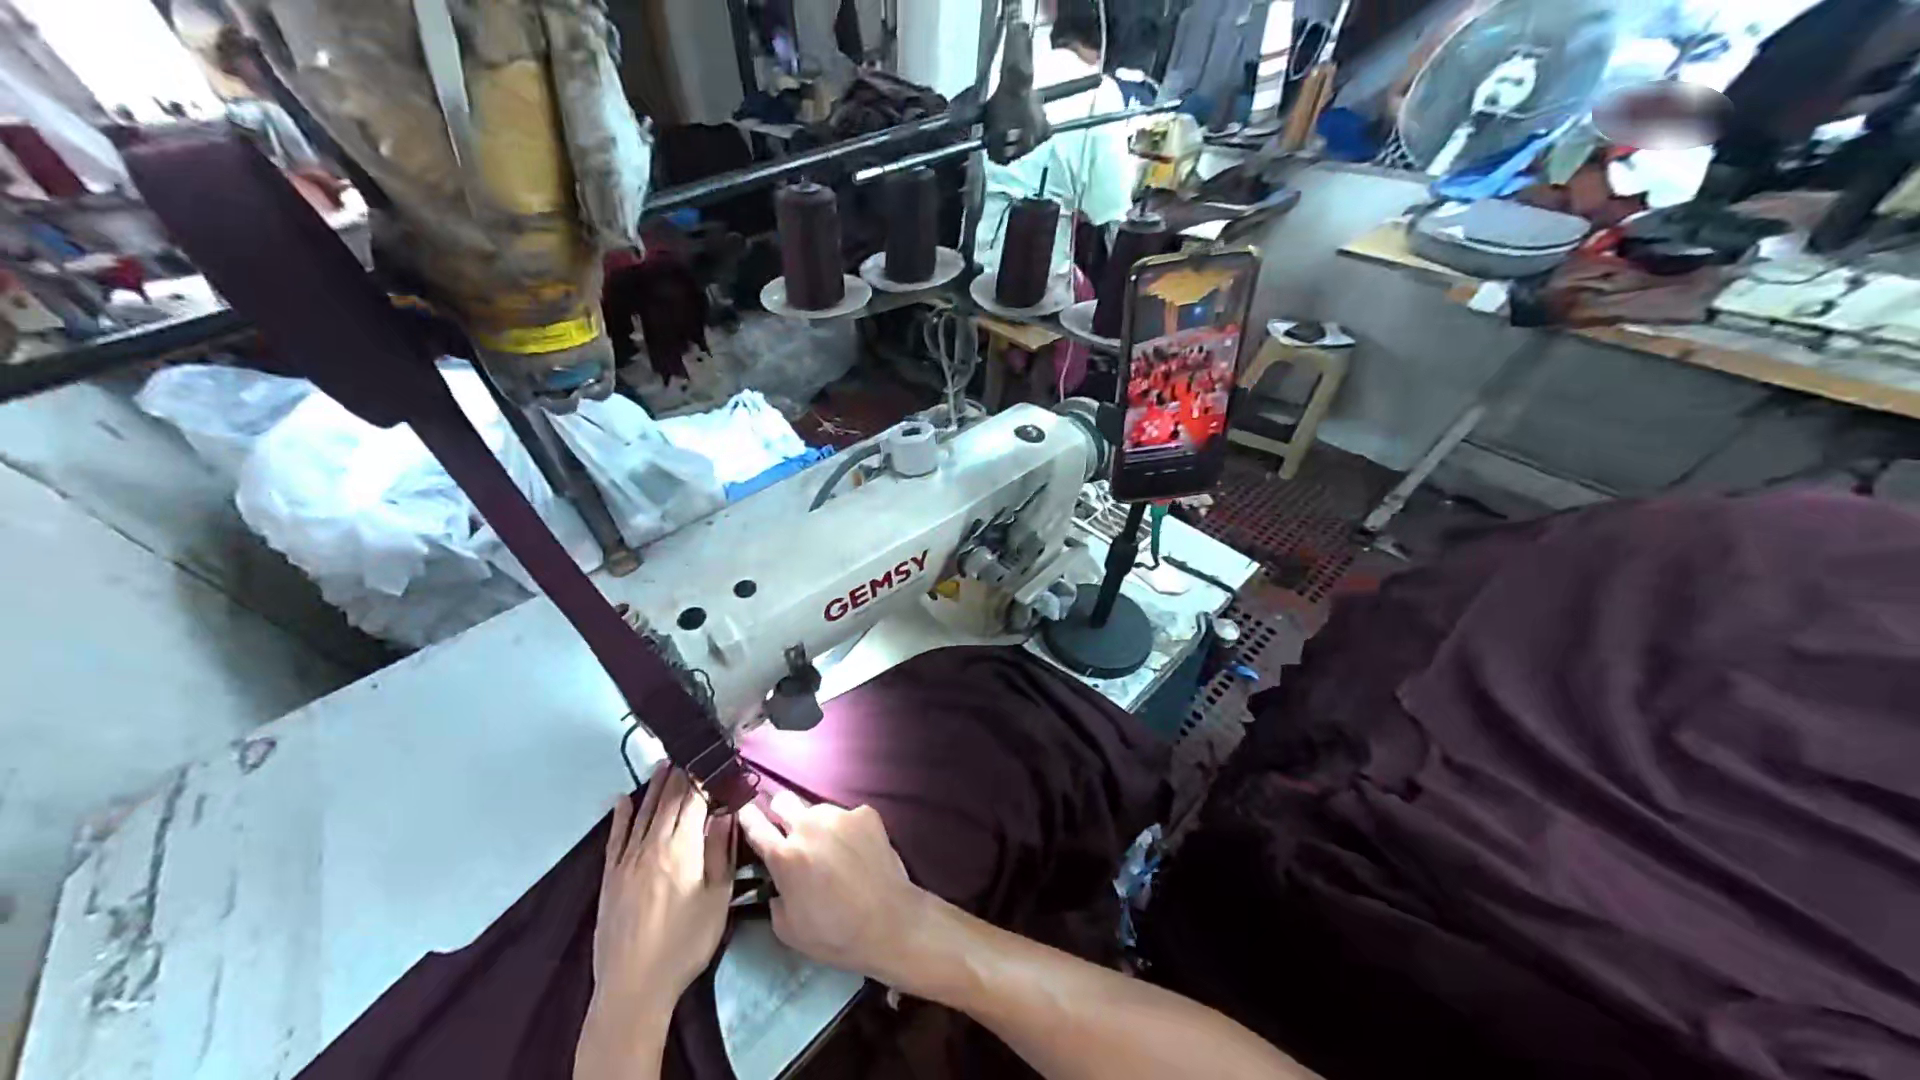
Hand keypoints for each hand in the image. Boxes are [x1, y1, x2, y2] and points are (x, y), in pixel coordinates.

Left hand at [588, 765, 735, 1019]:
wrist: (634, 986)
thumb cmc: (686, 942)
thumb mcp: (717, 898)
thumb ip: (721, 852)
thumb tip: (726, 814)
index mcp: (682, 849)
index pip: (694, 802)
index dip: (704, 779)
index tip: (713, 760)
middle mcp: (652, 846)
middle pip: (667, 802)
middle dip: (680, 775)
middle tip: (688, 753)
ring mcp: (627, 861)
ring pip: (642, 814)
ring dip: (654, 787)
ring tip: (663, 764)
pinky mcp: (610, 878)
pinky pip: (615, 838)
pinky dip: (620, 817)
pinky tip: (622, 800)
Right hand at [737, 791, 929, 983]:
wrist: (889, 922)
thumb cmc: (834, 933)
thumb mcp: (787, 927)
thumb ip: (776, 894)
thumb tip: (780, 880)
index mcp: (784, 855)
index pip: (755, 825)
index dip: (748, 817)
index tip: (746, 813)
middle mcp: (808, 826)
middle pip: (783, 800)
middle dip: (782, 813)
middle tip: (791, 834)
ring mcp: (840, 815)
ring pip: (818, 810)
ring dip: (817, 826)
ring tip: (832, 851)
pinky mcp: (866, 814)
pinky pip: (848, 816)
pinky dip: (847, 830)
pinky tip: (857, 851)